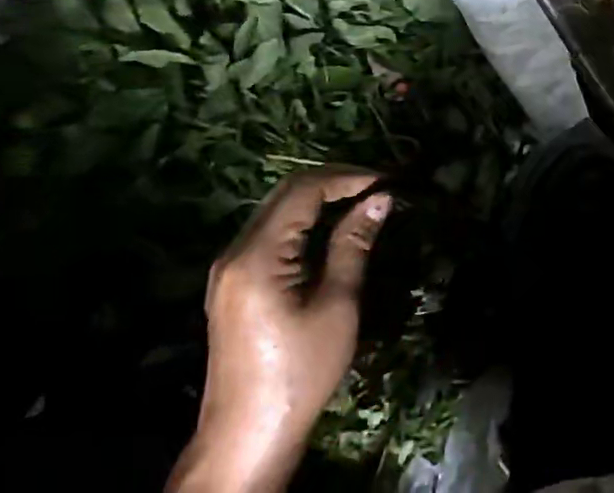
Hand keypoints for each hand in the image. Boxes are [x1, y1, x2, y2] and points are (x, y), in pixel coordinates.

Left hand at [168, 169, 392, 492]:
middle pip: (285, 192)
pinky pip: (268, 232)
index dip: (345, 176)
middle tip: (376, 185)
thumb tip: (379, 199)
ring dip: (317, 199)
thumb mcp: (336, 309)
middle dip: (332, 181)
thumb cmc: (299, 376)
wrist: (246, 437)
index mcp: (257, 254)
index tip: (384, 179)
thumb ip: (353, 246)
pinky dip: (301, 221)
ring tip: (360, 199)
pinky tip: (328, 228)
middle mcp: (235, 248)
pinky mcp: (231, 280)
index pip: (303, 190)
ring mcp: (228, 264)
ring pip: (275, 209)